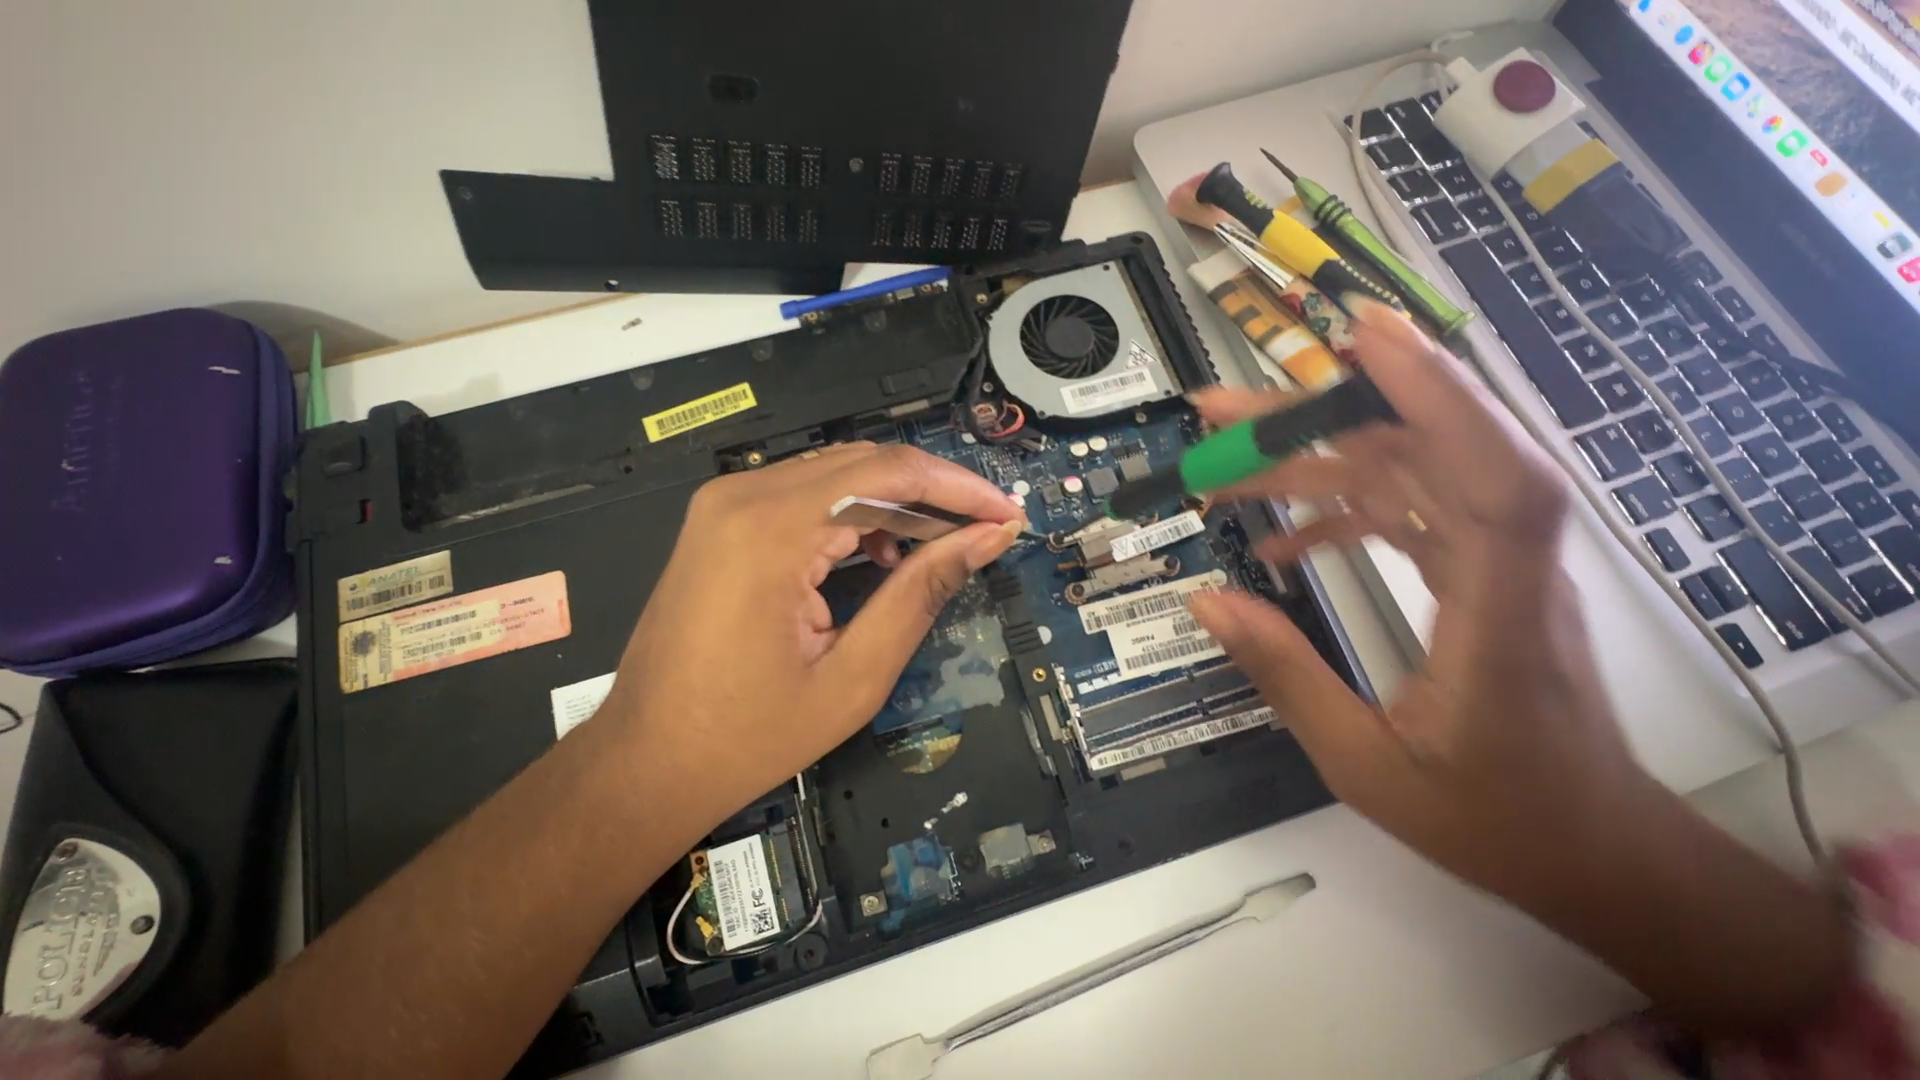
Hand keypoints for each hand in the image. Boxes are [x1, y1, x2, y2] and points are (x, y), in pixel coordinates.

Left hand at [597, 443, 1023, 823]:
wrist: (647, 763)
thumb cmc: (748, 736)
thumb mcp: (853, 675)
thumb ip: (922, 594)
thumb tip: (985, 539)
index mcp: (770, 529)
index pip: (888, 472)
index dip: (958, 488)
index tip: (1006, 513)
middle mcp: (741, 497)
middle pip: (863, 463)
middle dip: (931, 494)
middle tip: (982, 533)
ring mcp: (723, 505)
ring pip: (834, 475)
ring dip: (894, 503)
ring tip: (938, 549)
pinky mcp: (719, 522)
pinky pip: (801, 496)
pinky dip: (850, 515)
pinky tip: (878, 555)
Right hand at [1185, 303, 1648, 900]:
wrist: (1592, 850)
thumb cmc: (1491, 818)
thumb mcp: (1365, 765)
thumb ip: (1286, 676)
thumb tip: (1206, 601)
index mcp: (1500, 615)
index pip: (1490, 474)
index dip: (1436, 393)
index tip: (1363, 337)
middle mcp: (1511, 569)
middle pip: (1428, 454)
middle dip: (1320, 418)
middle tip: (1221, 411)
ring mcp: (1501, 567)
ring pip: (1412, 476)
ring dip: (1317, 460)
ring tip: (1225, 467)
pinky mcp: (1484, 576)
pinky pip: (1411, 516)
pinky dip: (1341, 514)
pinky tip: (1281, 542)